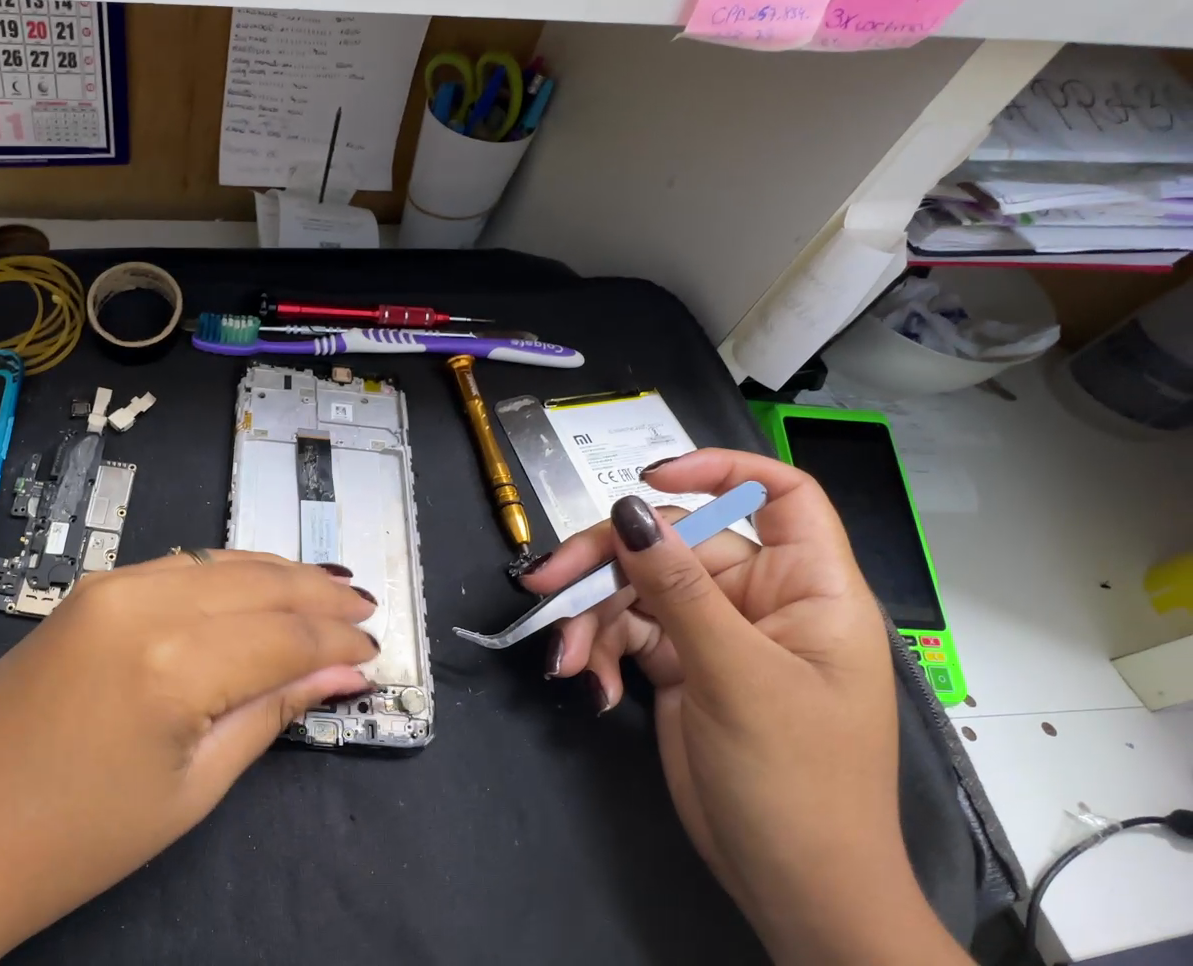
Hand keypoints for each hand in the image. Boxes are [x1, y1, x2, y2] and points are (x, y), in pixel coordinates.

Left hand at [0, 551, 377, 965]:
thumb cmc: (79, 838)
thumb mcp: (194, 787)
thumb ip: (272, 712)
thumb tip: (342, 671)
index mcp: (175, 663)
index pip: (285, 634)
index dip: (337, 640)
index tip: (374, 649)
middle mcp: (143, 603)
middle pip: (257, 584)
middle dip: (317, 595)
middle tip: (362, 608)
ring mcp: (108, 588)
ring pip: (219, 564)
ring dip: (275, 575)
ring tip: (324, 591)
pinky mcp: (87, 591)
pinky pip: (177, 567)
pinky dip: (225, 574)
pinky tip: (252, 588)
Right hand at [526, 449, 967, 964]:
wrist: (792, 886)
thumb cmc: (796, 781)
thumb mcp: (734, 676)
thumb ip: (678, 588)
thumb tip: (630, 510)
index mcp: (808, 590)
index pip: (780, 495)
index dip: (721, 470)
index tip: (650, 479)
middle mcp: (760, 601)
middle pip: (674, 545)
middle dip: (608, 563)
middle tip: (548, 582)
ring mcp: (715, 634)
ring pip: (638, 590)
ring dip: (593, 619)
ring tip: (569, 659)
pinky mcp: (680, 667)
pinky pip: (627, 633)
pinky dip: (601, 652)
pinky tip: (592, 683)